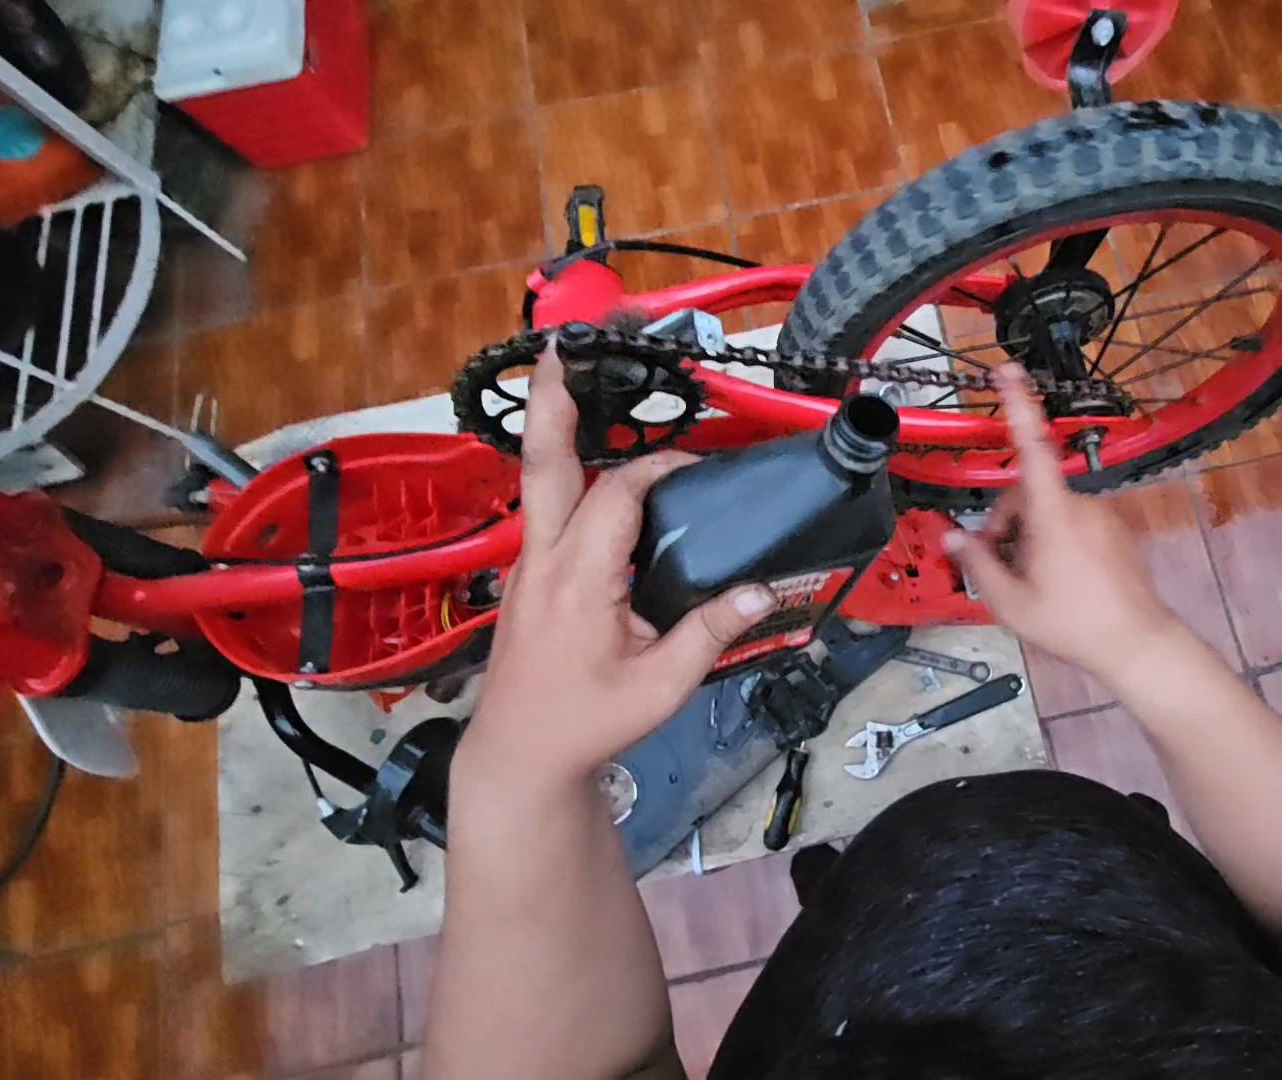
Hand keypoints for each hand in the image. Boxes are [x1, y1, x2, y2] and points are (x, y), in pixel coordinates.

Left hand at [460, 345, 774, 785]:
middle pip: (544, 464)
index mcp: (579, 579)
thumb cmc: (589, 721)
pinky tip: (596, 474)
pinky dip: (569, 476)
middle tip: (560, 348)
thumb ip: (710, 632)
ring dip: (557, 431)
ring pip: (540, 483)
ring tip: (572, 385)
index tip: (697, 466)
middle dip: (552, 403)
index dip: (659, 469)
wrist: (519, 755)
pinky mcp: (528, 576)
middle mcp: (543, 559)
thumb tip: (763, 590)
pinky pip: (550, 511)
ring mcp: (527, 565)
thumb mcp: (662, 685)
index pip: (618, 496)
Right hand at [942, 364, 1182, 677]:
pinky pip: (1072, 521)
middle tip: (998, 565)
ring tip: (1027, 578)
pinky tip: (1053, 576)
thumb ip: (978, 563)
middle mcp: (1081, 505)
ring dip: (1028, 534)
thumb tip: (952, 537)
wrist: (1135, 643)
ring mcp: (1102, 516)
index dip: (1017, 405)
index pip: (1031, 449)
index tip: (1008, 370)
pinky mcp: (1114, 530)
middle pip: (1027, 494)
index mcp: (1054, 515)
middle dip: (1005, 523)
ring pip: (1048, 510)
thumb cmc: (1071, 623)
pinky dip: (1053, 539)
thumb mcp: (1010, 602)